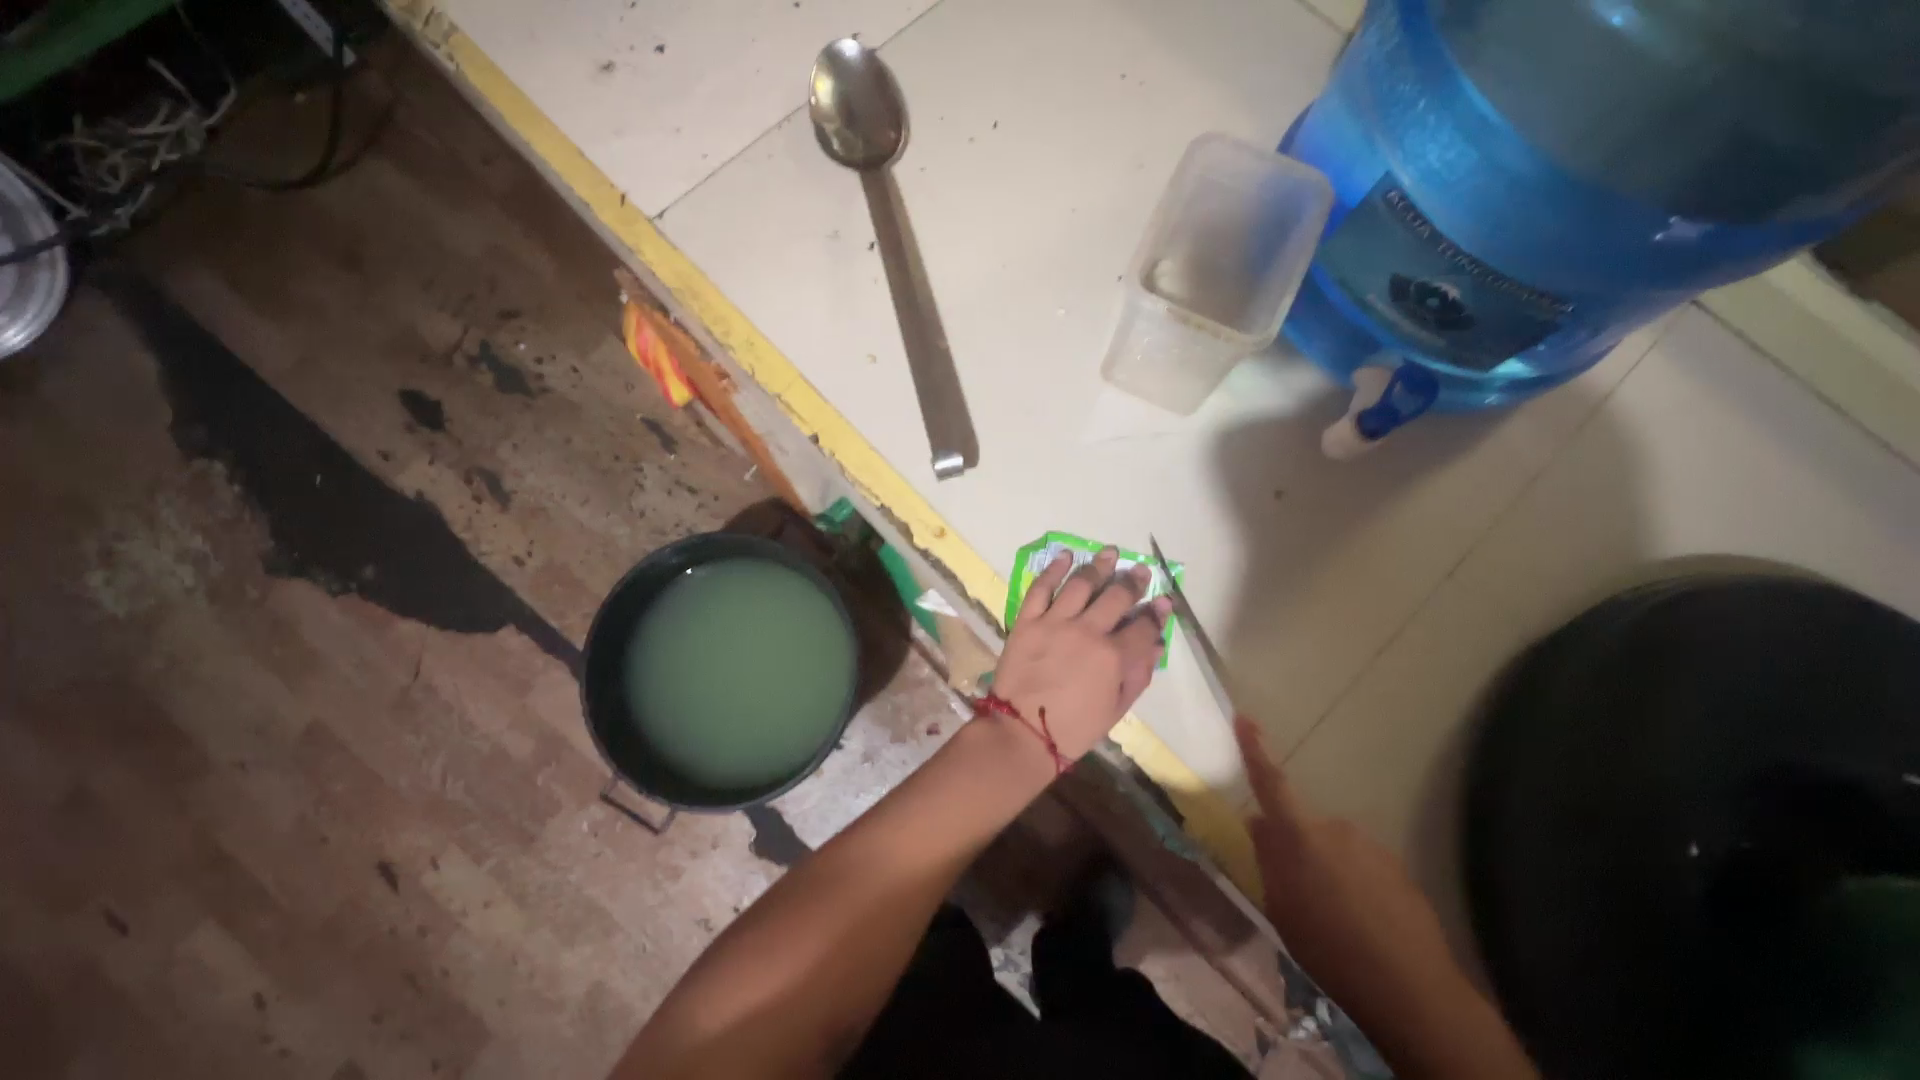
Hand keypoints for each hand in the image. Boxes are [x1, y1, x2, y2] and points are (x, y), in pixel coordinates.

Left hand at [989, 548, 1172, 762]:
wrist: (1022, 733)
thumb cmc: (1074, 729)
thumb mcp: (1116, 709)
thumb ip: (1138, 675)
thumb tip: (1155, 646)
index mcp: (1113, 656)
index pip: (1143, 626)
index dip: (1157, 613)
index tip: (1163, 601)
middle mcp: (1088, 631)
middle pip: (1116, 597)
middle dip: (1133, 582)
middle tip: (1140, 571)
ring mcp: (1055, 622)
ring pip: (1081, 584)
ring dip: (1099, 566)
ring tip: (1109, 553)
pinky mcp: (1028, 621)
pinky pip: (1041, 588)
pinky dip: (1054, 570)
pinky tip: (1066, 557)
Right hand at [1234, 716, 1471, 1035]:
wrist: (1410, 988)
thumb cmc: (1329, 949)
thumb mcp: (1282, 909)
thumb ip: (1269, 860)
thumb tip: (1259, 824)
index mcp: (1302, 837)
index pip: (1272, 784)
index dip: (1257, 751)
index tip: (1245, 717)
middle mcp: (1339, 830)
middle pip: (1306, 830)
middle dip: (1299, 853)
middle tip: (1298, 897)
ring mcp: (1374, 849)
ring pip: (1337, 852)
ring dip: (1330, 874)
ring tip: (1333, 922)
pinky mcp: (1400, 872)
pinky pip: (1364, 870)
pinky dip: (1357, 890)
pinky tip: (1362, 927)